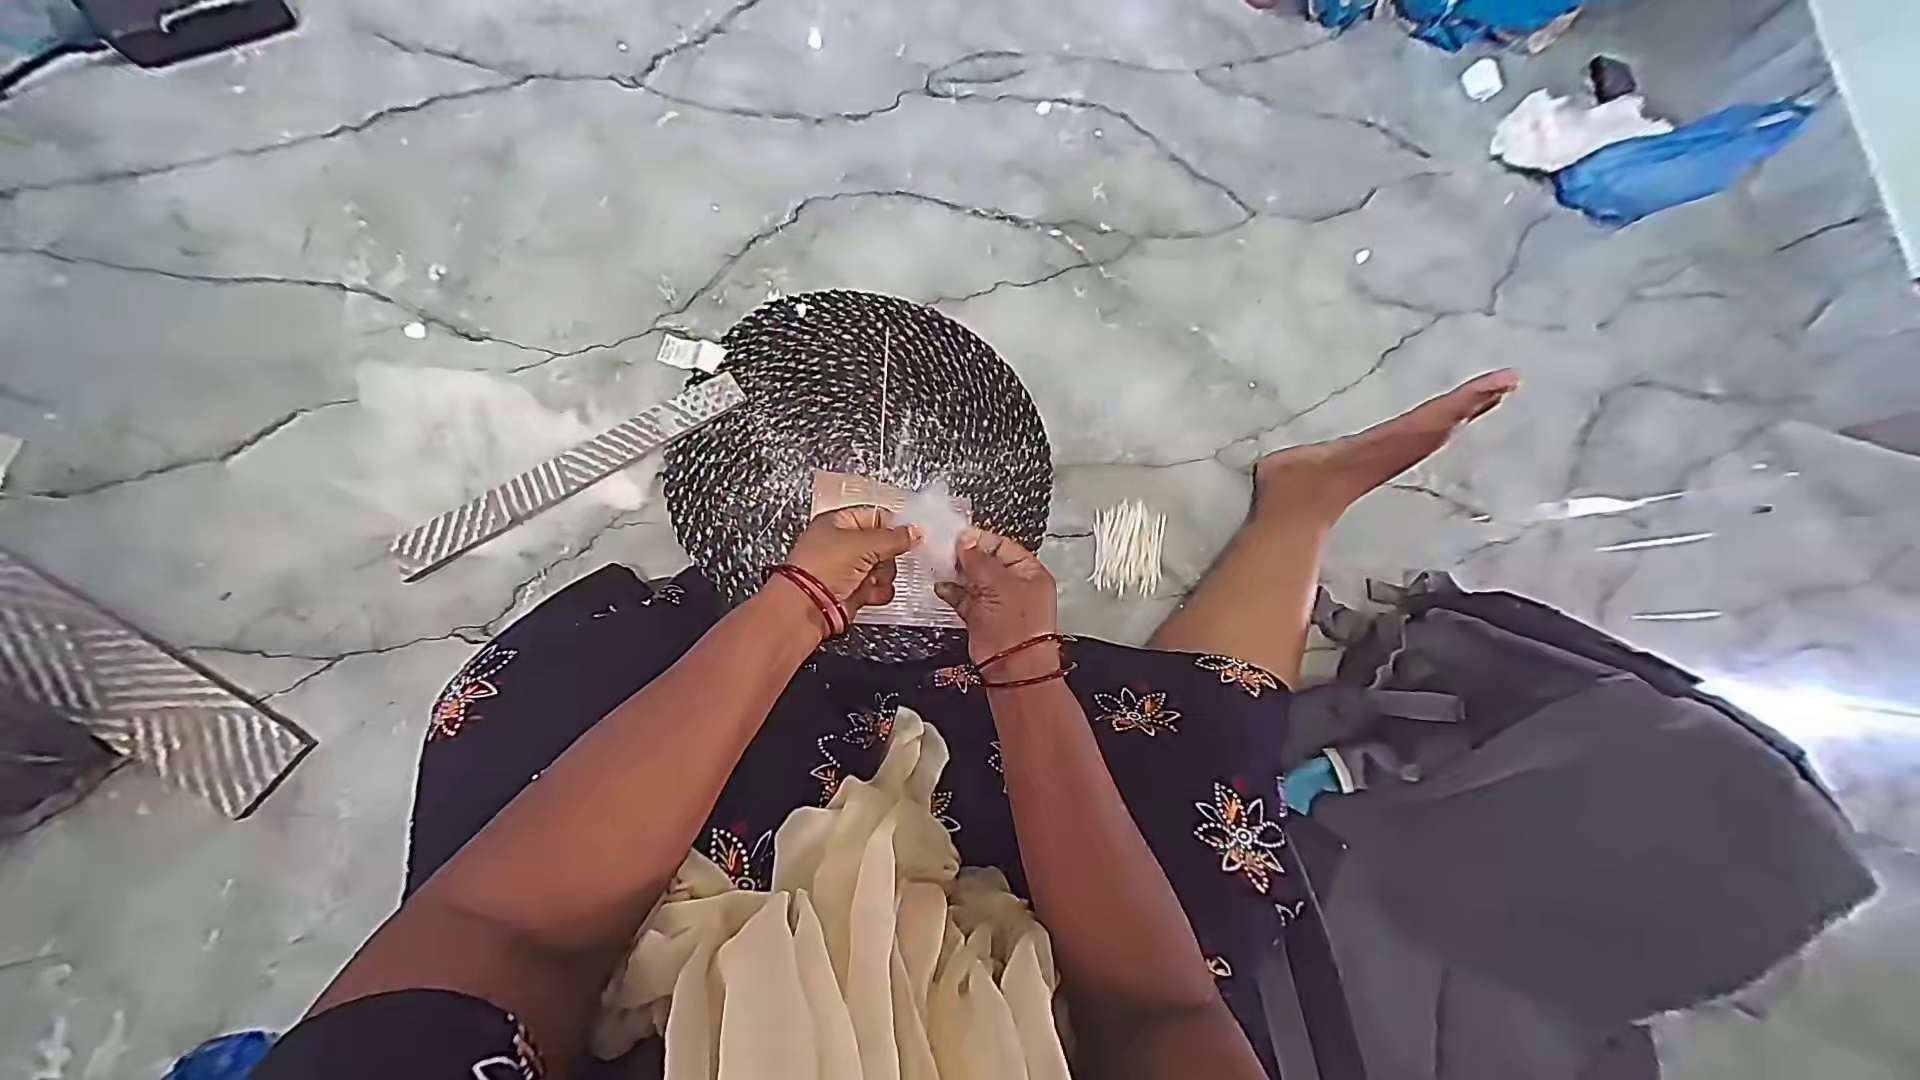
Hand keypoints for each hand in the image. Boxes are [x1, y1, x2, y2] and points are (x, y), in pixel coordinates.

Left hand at [783, 506, 920, 614]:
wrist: (806, 607)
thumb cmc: (822, 568)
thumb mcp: (863, 544)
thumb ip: (894, 537)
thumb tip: (915, 532)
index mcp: (839, 523)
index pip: (876, 516)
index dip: (893, 525)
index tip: (909, 535)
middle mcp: (843, 544)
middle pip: (883, 545)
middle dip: (887, 556)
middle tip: (881, 560)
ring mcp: (848, 569)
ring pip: (884, 568)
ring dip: (883, 575)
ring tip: (870, 579)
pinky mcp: (853, 591)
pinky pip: (879, 587)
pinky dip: (878, 591)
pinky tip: (868, 593)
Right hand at [934, 528, 1059, 673]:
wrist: (1012, 667)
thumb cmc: (1019, 629)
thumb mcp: (999, 584)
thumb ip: (979, 560)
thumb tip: (966, 541)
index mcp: (1029, 572)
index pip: (1003, 546)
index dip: (981, 540)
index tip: (960, 537)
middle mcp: (1014, 585)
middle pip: (986, 562)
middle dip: (966, 556)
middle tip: (947, 550)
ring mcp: (997, 602)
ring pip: (972, 579)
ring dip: (956, 573)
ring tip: (941, 565)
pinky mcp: (981, 616)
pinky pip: (963, 598)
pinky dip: (952, 591)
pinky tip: (942, 586)